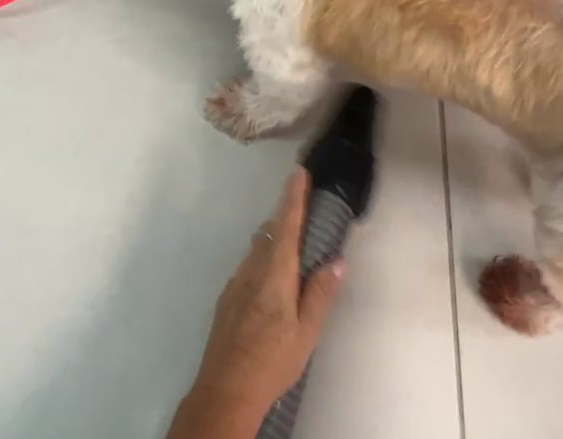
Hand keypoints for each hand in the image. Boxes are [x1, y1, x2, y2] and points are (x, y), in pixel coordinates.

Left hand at [171, 168, 345, 435]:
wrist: (225, 389)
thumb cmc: (272, 361)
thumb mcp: (306, 332)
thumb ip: (320, 294)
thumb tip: (336, 260)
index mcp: (275, 273)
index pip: (286, 224)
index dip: (293, 196)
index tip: (298, 172)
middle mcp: (252, 270)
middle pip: (270, 233)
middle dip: (286, 219)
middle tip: (306, 215)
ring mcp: (236, 284)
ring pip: (257, 250)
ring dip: (274, 242)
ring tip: (294, 252)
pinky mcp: (227, 299)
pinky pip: (248, 268)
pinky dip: (263, 263)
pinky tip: (271, 284)